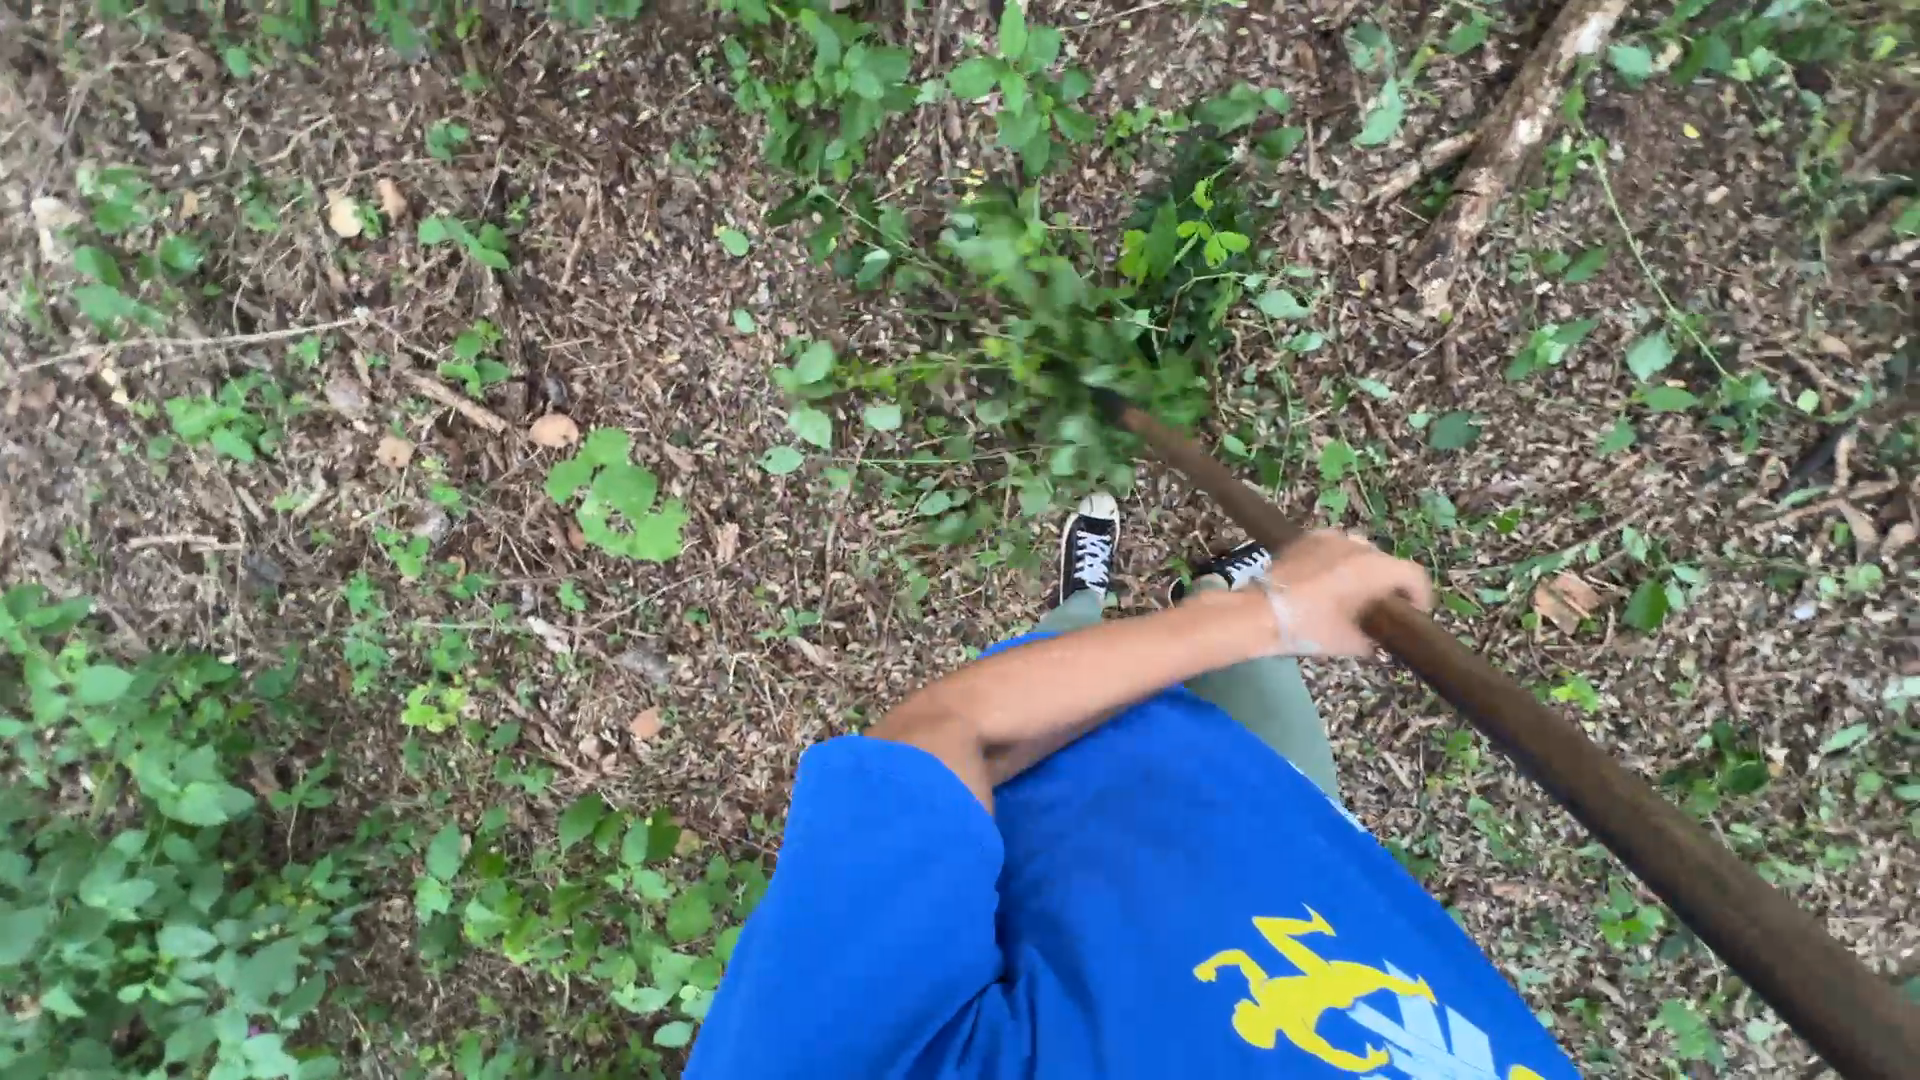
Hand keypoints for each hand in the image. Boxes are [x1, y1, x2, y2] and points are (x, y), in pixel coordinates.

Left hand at [1251, 531, 1434, 656]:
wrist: (1258, 612)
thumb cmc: (1309, 627)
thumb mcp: (1349, 643)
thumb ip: (1374, 641)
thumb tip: (1377, 644)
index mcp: (1375, 568)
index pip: (1414, 576)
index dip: (1420, 597)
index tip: (1414, 615)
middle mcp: (1357, 546)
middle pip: (1387, 562)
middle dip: (1389, 584)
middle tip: (1380, 608)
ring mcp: (1329, 538)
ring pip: (1360, 551)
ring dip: (1363, 570)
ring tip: (1352, 593)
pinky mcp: (1305, 539)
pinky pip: (1333, 547)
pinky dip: (1338, 561)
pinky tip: (1327, 580)